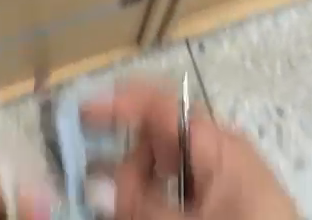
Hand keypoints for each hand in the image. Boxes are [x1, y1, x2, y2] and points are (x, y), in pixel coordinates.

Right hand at [82, 82, 296, 219]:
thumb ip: (143, 202)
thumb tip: (102, 182)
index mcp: (216, 144)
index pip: (160, 105)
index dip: (118, 103)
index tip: (80, 111)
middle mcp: (221, 152)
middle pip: (159, 140)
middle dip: (128, 165)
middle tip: (108, 198)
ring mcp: (228, 180)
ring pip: (169, 171)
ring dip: (142, 189)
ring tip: (123, 208)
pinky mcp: (231, 203)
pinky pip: (185, 193)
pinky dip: (162, 202)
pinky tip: (144, 212)